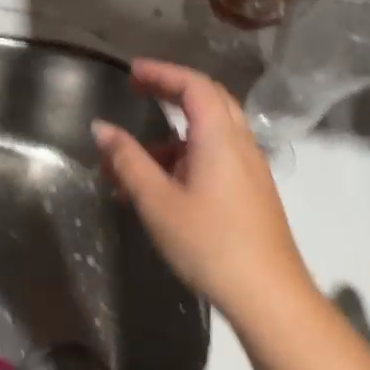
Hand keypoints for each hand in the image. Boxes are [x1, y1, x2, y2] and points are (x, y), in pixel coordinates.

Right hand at [91, 59, 310, 318]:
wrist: (268, 297)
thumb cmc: (208, 242)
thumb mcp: (156, 201)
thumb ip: (127, 160)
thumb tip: (101, 127)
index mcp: (220, 139)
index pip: (195, 86)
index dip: (162, 73)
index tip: (130, 72)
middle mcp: (240, 147)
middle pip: (209, 102)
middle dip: (170, 91)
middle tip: (135, 90)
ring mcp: (248, 171)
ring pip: (208, 134)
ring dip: (168, 135)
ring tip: (126, 160)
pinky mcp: (248, 194)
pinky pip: (212, 158)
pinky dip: (180, 158)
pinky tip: (152, 188)